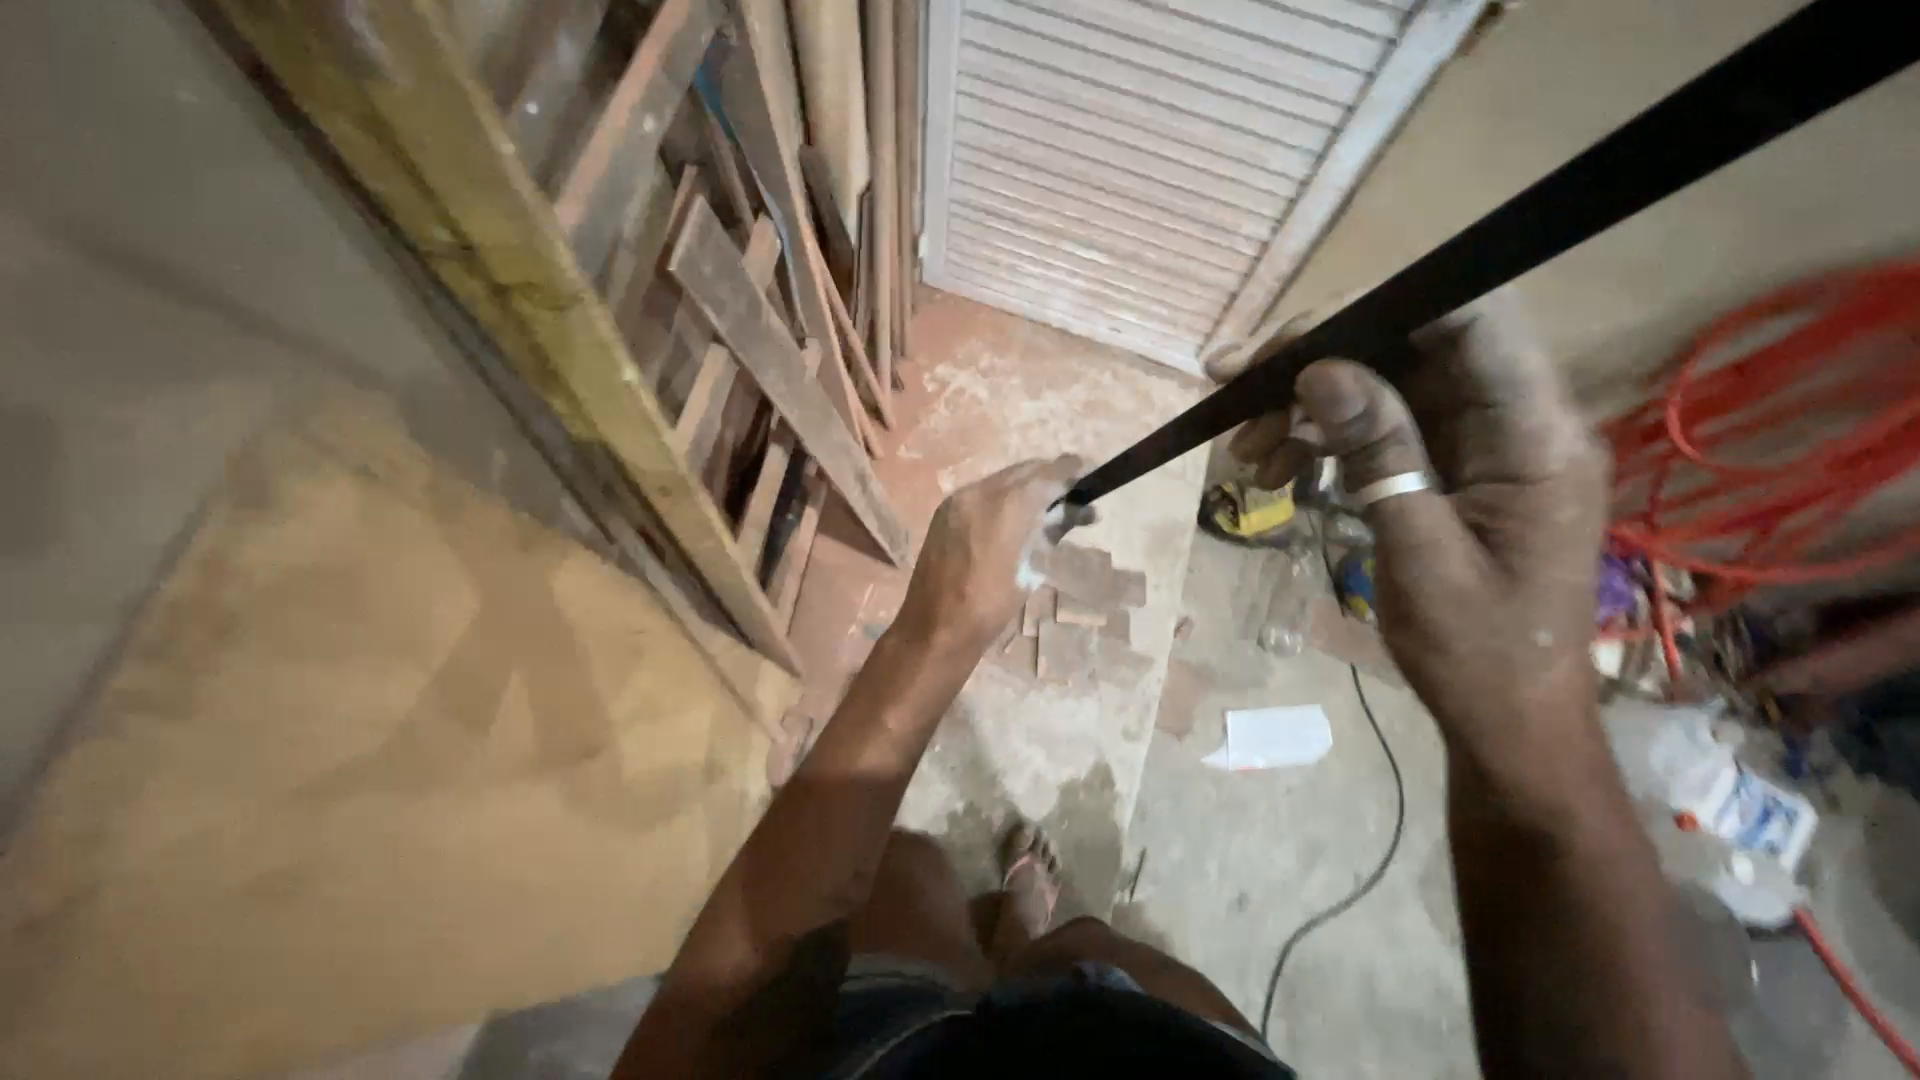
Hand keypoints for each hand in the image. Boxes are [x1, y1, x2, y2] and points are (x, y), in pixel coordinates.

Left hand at [896, 455, 1086, 651]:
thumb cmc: (990, 607)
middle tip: (1074, 490)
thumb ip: (1049, 533)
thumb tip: (1074, 512)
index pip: (1045, 476)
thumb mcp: (1030, 570)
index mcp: (1005, 508)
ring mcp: (957, 500)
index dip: (1070, 471)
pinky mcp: (945, 512)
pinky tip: (1018, 515)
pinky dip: (1005, 497)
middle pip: (1023, 472)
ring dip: (1028, 486)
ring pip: (1002, 480)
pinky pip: (983, 493)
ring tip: (1050, 505)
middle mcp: (978, 493)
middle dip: (1050, 477)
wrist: (936, 628)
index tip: (1090, 470)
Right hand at [1230, 295, 1609, 780]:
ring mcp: (1483, 443)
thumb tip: (1321, 370)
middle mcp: (1517, 421)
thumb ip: (1380, 454)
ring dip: (1309, 406)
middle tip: (1234, 383)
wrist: (1507, 716)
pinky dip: (1325, 441)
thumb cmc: (1476, 653)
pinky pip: (1384, 428)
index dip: (1380, 308)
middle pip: (1415, 345)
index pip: (1473, 321)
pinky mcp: (1452, 466)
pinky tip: (1276, 471)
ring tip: (1244, 450)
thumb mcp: (1417, 556)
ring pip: (1387, 385)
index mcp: (1535, 436)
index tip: (1290, 341)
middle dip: (1318, 360)